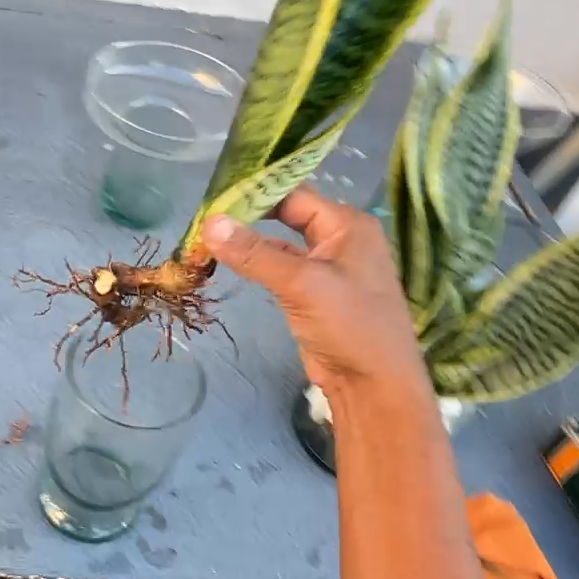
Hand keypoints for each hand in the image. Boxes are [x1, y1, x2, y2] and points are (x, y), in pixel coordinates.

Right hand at [201, 188, 428, 398]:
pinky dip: (257, 265)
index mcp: (347, 225)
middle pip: (287, 216)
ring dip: (249, 243)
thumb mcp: (300, 284)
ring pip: (282, 243)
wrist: (373, 384)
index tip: (214, 198)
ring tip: (208, 238)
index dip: (255, 193)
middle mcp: (340, 239)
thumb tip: (209, 223)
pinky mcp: (315, 294)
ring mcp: (328, 268)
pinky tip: (231, 264)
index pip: (294, 195)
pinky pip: (282, 268)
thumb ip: (254, 253)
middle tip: (206, 217)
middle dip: (249, 216)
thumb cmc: (349, 325)